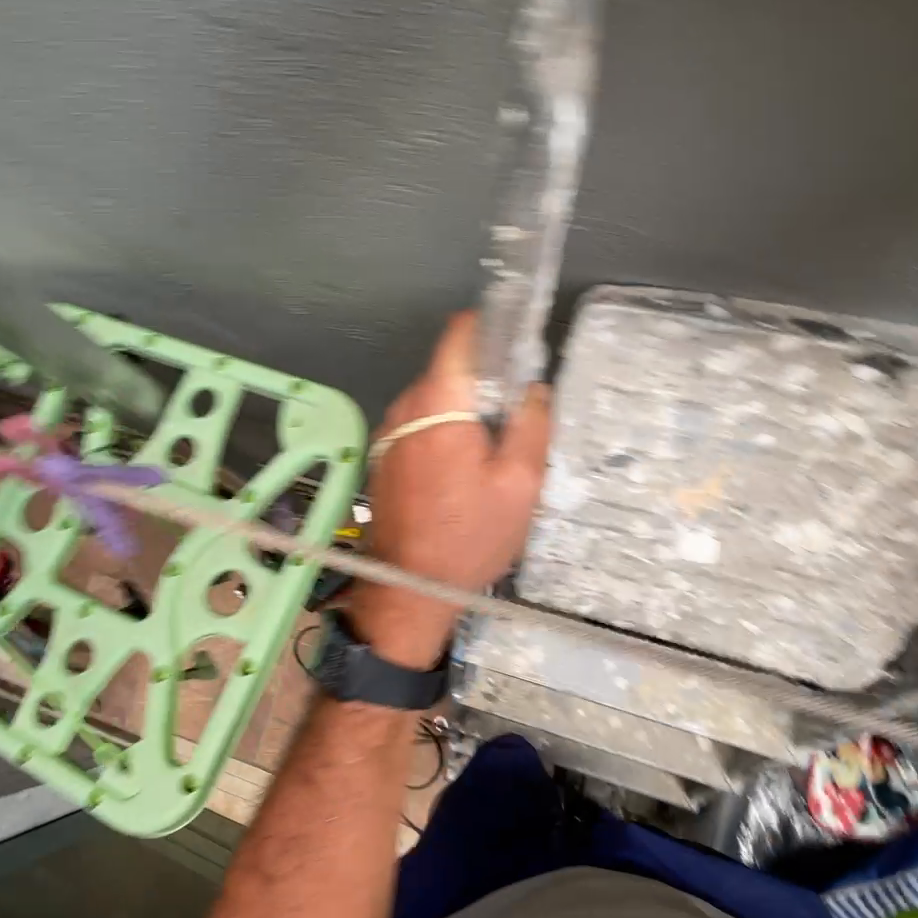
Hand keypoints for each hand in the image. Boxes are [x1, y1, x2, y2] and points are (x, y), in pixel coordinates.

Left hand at [346, 311, 552, 669]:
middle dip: (485, 384)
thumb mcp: (521, 485)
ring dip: (464, 414)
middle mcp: (405, 407)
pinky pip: (420, 427)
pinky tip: (462, 472)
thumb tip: (534, 389)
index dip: (492, 329)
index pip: (460, 335)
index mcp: (439, 403)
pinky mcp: (383, 457)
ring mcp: (388, 433)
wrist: (409, 587)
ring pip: (435, 401)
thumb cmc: (468, 537)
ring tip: (492, 453)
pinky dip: (443, 435)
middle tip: (517, 418)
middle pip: (450, 371)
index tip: (518, 346)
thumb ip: (532, 425)